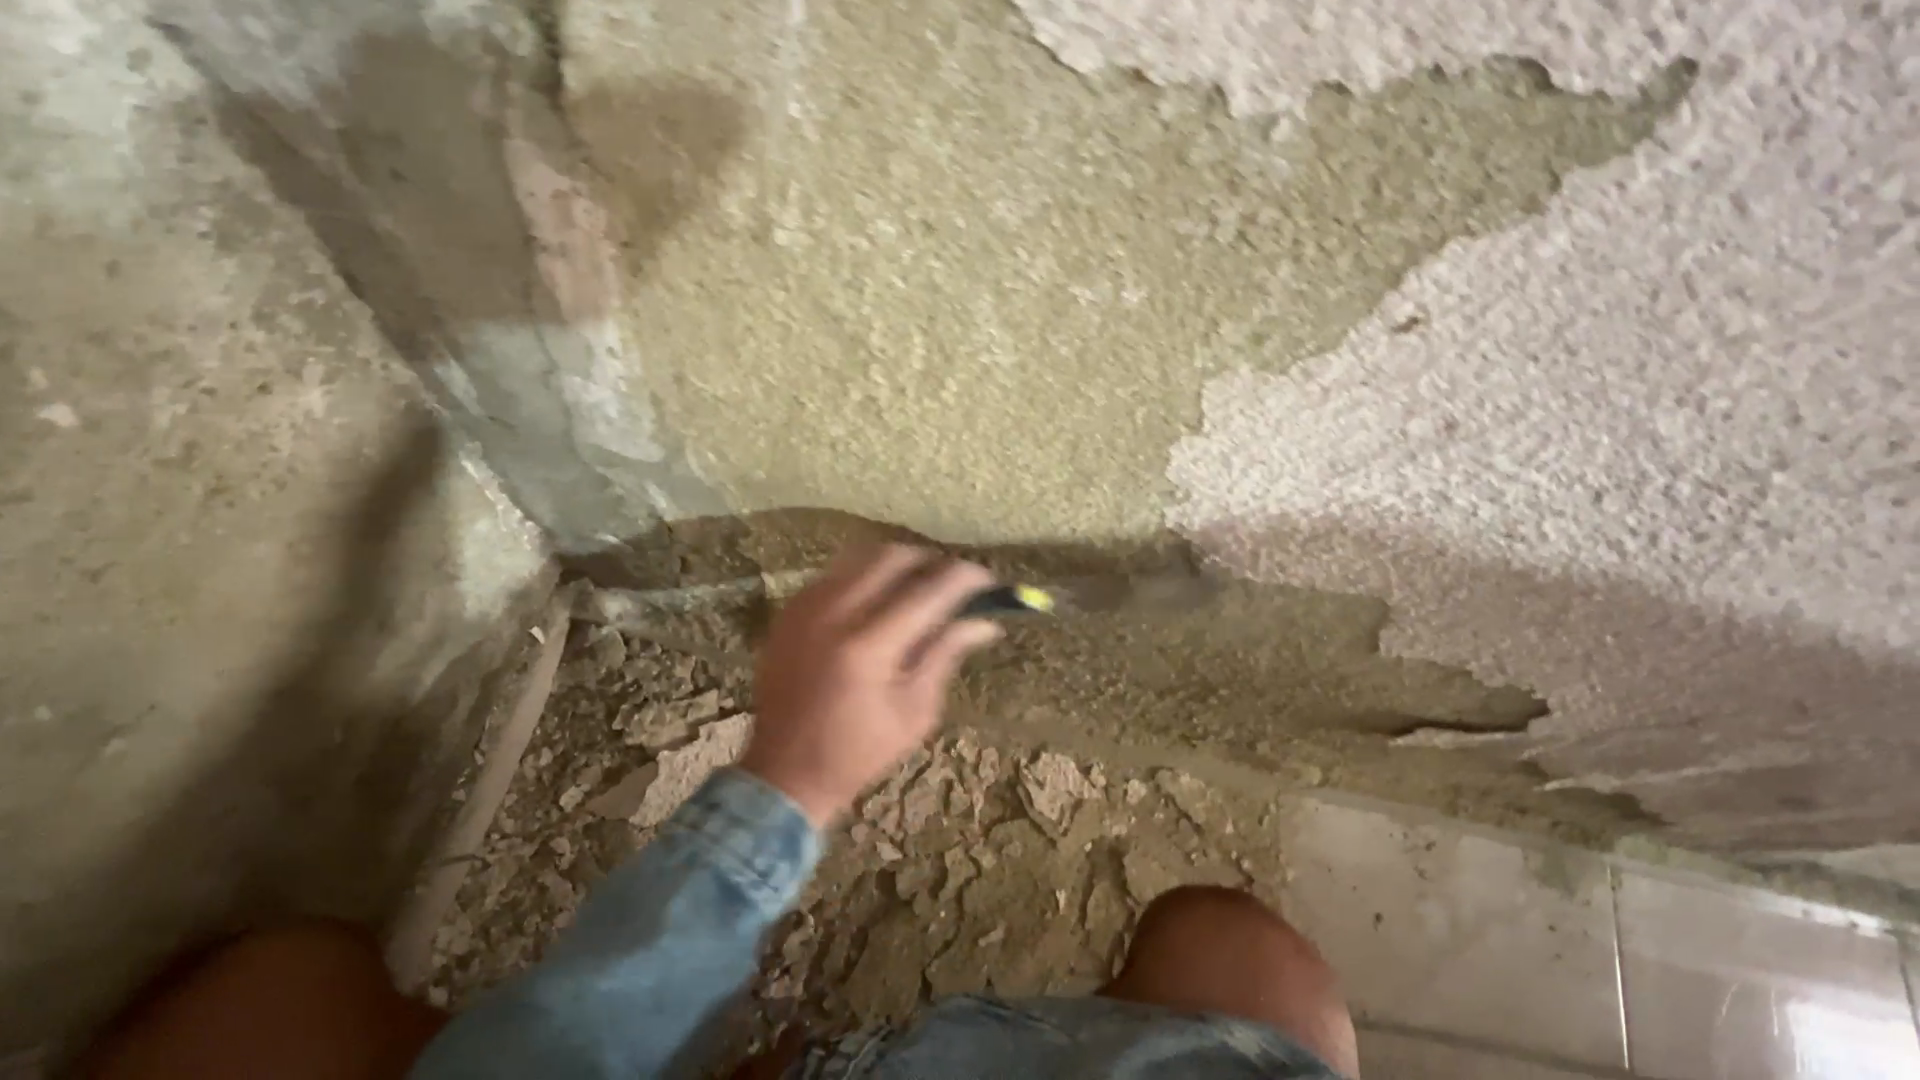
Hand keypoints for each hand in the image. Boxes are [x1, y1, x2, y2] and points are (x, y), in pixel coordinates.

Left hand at [740, 544, 1001, 827]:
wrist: (784, 770)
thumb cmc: (859, 752)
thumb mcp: (915, 711)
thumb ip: (944, 654)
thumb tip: (984, 622)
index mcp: (869, 647)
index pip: (928, 591)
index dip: (965, 578)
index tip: (988, 581)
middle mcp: (835, 614)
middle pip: (893, 557)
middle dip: (931, 562)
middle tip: (952, 583)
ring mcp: (807, 608)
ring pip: (862, 556)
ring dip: (898, 564)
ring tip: (919, 587)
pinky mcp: (790, 610)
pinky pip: (836, 573)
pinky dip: (865, 576)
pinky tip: (879, 601)